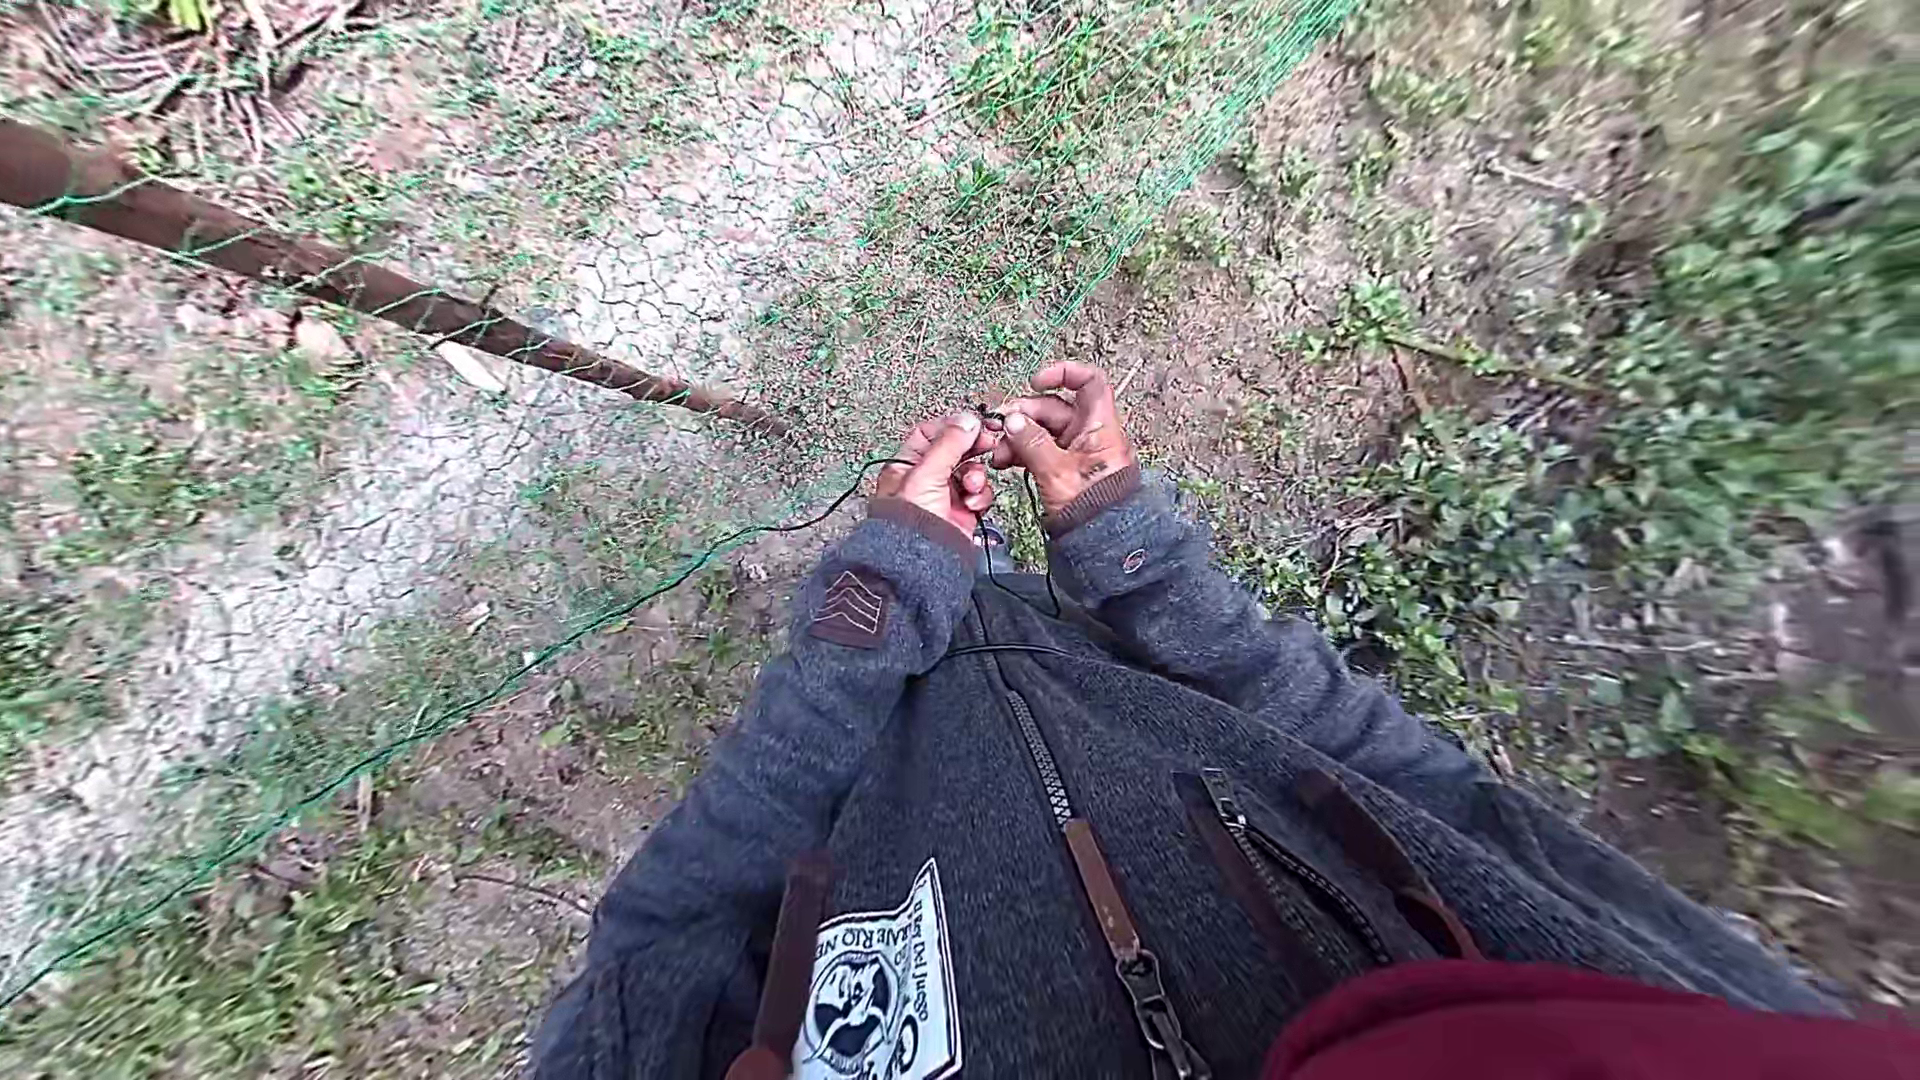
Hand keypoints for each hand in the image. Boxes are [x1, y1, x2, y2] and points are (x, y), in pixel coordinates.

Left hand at [874, 410, 998, 536]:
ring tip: (972, 485)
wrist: (922, 562)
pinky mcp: (961, 512)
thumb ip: (948, 444)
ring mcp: (944, 496)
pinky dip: (981, 496)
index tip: (973, 424)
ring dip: (976, 476)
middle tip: (987, 442)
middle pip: (955, 451)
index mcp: (907, 465)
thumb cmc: (909, 524)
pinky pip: (979, 494)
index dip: (953, 427)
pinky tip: (973, 503)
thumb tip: (966, 420)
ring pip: (970, 471)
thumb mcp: (926, 474)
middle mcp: (925, 479)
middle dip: (972, 448)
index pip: (931, 433)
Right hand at [991, 362, 1135, 516]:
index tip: (1036, 382)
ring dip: (1018, 437)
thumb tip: (1013, 420)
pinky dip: (1022, 451)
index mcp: (1098, 427)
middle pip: (1054, 408)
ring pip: (1042, 431)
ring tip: (1000, 452)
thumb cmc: (1092, 508)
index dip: (1064, 374)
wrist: (1101, 540)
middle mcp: (1088, 434)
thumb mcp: (1057, 471)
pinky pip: (1040, 450)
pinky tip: (1006, 461)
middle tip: (1002, 427)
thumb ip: (1032, 442)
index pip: (1089, 382)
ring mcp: (1075, 451)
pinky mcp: (1064, 467)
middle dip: (1024, 415)